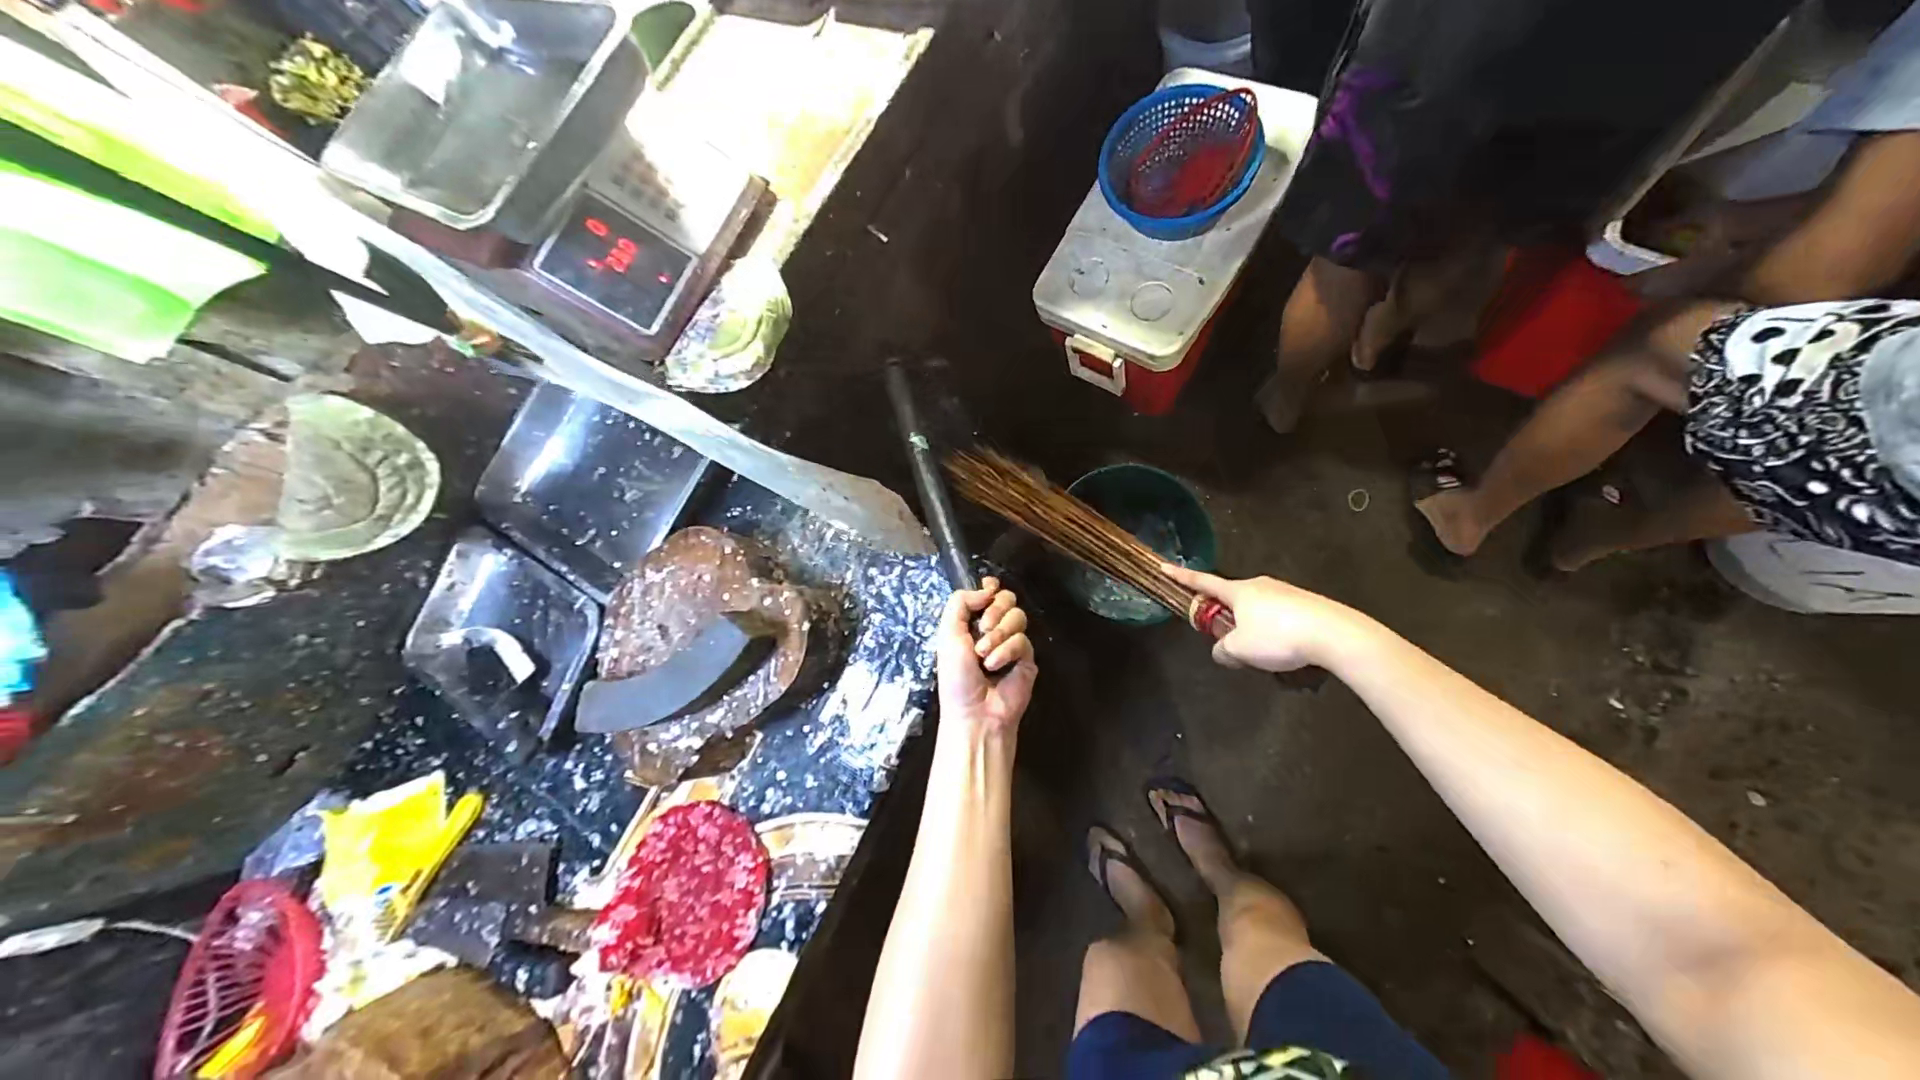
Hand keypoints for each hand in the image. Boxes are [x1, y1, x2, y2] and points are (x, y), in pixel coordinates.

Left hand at [935, 578, 1036, 738]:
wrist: (974, 713)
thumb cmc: (956, 678)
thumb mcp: (948, 635)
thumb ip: (960, 603)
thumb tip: (986, 589)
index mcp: (972, 624)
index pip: (988, 594)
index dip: (990, 588)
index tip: (989, 588)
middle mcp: (993, 630)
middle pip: (1007, 599)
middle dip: (995, 609)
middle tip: (983, 627)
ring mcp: (1012, 644)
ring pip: (1018, 617)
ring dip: (999, 633)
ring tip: (984, 655)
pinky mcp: (1027, 659)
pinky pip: (1023, 640)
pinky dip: (1007, 650)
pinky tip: (995, 666)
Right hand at [1161, 564, 1372, 672]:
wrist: (1336, 635)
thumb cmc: (1279, 638)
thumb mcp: (1240, 650)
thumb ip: (1223, 650)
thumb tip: (1223, 651)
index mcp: (1239, 591)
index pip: (1203, 582)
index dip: (1182, 577)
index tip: (1164, 567)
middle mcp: (1260, 585)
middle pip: (1233, 599)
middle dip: (1226, 617)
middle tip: (1229, 640)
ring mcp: (1286, 592)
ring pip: (1258, 611)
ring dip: (1253, 629)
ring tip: (1265, 654)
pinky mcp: (1307, 604)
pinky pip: (1280, 617)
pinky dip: (1276, 632)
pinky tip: (1287, 651)